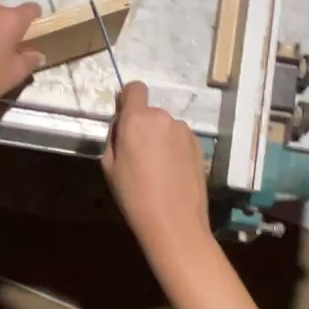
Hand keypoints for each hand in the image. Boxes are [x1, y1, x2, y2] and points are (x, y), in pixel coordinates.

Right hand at [102, 82, 209, 251]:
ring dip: (159, 138)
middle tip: (137, 155)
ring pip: (165, 126)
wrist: (174, 221)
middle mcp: (163, 117)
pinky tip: (172, 172)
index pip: (134, 88)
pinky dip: (174, 148)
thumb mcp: (109, 166)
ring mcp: (184, 130)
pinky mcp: (199, 144)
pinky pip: (179, 138)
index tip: (125, 120)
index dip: (128, 100)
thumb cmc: (134, 195)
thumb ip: (114, 136)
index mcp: (137, 119)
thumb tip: (120, 121)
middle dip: (142, 126)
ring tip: (157, 168)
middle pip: (149, 112)